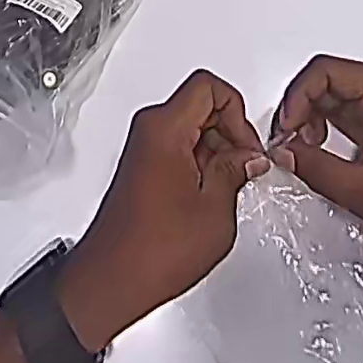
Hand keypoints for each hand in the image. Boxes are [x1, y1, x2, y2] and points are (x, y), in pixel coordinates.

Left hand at [56, 70, 269, 349]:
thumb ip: (236, 171)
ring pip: (191, 122)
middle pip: (200, 102)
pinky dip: (200, 158)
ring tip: (227, 186)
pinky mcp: (143, 159)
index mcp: (164, 128)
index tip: (247, 145)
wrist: (113, 275)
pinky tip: (209, 192)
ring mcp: (144, 142)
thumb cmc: (152, 249)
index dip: (237, 111)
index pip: (207, 86)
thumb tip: (249, 156)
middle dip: (230, 131)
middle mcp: (150, 127)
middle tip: (245, 165)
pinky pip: (178, 140)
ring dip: (216, 147)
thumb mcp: (215, 210)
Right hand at [271, 56, 362, 286]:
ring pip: (325, 99)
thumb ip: (318, 169)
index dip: (297, 97)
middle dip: (298, 109)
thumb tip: (283, 151)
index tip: (287, 127)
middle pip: (321, 82)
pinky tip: (314, 154)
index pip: (324, 72)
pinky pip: (335, 117)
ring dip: (306, 121)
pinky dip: (317, 132)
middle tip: (285, 139)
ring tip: (300, 149)